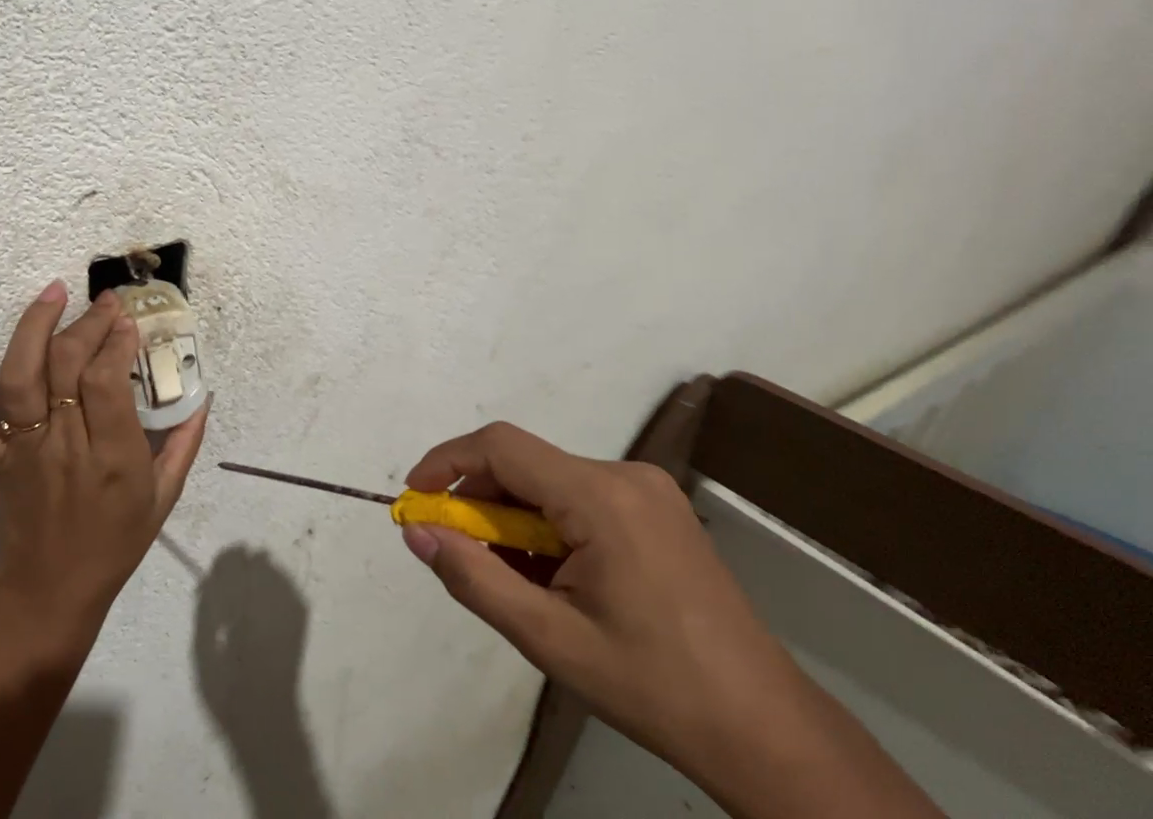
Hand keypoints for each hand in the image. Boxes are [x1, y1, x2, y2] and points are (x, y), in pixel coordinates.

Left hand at [0, 280, 210, 633]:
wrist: (50, 592)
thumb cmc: (114, 545)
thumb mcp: (163, 499)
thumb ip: (182, 444)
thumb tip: (200, 396)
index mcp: (112, 458)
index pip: (105, 380)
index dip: (116, 342)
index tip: (129, 321)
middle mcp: (64, 447)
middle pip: (65, 366)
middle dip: (87, 323)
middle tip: (106, 301)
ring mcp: (22, 452)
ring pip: (19, 380)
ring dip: (33, 329)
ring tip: (52, 294)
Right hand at [399, 423, 941, 818]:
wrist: (760, 726)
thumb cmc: (650, 684)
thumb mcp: (546, 636)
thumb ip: (472, 575)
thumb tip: (417, 532)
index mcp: (602, 497)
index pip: (501, 447)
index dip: (445, 463)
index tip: (413, 502)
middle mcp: (627, 478)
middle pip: (525, 464)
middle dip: (477, 501)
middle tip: (456, 554)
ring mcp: (649, 494)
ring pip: (550, 484)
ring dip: (512, 520)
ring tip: (510, 582)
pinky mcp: (658, 514)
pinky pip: (580, 501)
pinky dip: (546, 529)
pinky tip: (550, 581)